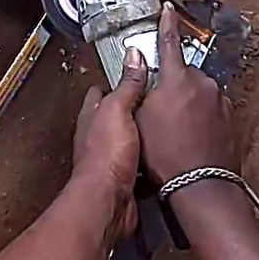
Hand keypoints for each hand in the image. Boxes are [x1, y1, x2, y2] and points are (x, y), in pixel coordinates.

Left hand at [72, 46, 146, 244]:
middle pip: (116, 115)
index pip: (101, 90)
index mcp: (92, 115)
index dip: (117, 80)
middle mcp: (97, 135)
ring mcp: (110, 157)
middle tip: (158, 101)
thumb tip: (133, 57)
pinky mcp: (124, 177)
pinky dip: (150, 159)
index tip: (137, 73)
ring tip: (166, 126)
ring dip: (144, 135)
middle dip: (135, 109)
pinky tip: (164, 155)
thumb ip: (127, 85)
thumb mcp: (118, 111)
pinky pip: (139, 163)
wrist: (108, 201)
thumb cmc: (106, 157)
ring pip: (129, 139)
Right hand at [137, 3, 239, 182]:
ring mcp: (220, 102)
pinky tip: (192, 135)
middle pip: (183, 73)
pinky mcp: (232, 119)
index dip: (166, 23)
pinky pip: (212, 109)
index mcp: (176, 79)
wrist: (201, 186)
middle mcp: (202, 84)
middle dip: (172, 84)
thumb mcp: (138, 118)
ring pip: (199, 92)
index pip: (169, 42)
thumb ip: (139, 87)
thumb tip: (138, 66)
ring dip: (189, 102)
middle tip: (159, 107)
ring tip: (176, 128)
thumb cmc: (165, 153)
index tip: (168, 9)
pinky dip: (202, 116)